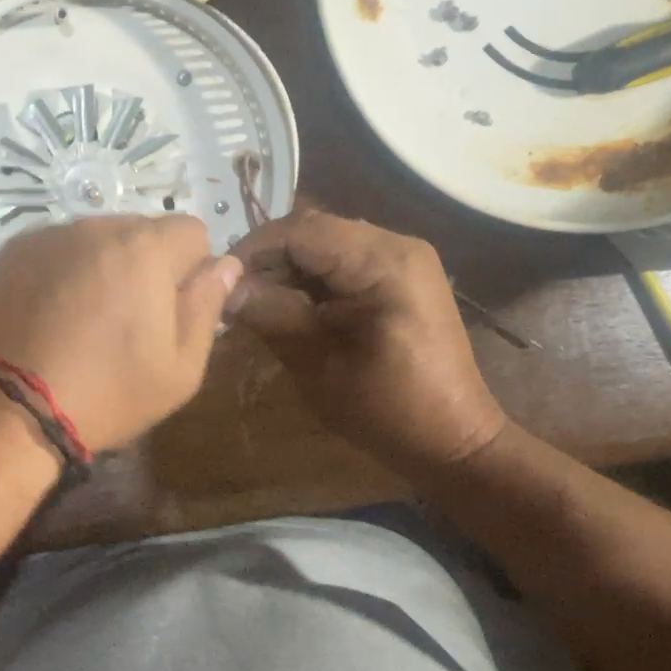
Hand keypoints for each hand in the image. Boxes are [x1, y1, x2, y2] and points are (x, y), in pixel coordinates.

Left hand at [0, 216, 242, 451]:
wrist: (9, 410)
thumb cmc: (106, 395)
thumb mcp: (180, 368)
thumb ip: (207, 306)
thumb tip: (225, 264)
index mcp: (145, 248)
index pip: (192, 231)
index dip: (191, 270)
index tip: (172, 310)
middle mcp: (96, 227)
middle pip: (141, 231)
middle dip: (146, 265)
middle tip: (127, 320)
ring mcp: (47, 235)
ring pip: (96, 238)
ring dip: (102, 265)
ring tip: (84, 319)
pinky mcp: (11, 252)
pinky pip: (55, 249)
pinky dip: (62, 271)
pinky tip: (51, 314)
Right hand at [231, 210, 508, 473]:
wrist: (453, 440)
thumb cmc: (388, 409)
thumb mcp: (320, 364)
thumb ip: (273, 315)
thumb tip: (224, 288)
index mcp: (384, 262)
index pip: (302, 230)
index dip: (253, 249)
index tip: (217, 280)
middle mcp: (397, 246)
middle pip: (314, 231)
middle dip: (267, 258)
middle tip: (231, 293)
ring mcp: (402, 260)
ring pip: (325, 244)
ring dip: (286, 268)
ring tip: (253, 302)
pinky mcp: (400, 278)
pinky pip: (343, 262)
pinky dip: (310, 279)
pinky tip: (288, 307)